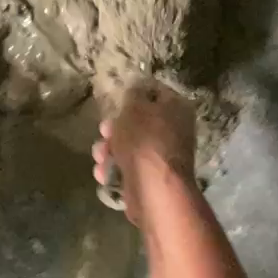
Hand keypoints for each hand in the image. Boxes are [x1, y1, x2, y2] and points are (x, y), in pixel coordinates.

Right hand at [92, 79, 196, 228]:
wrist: (153, 188)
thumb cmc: (144, 140)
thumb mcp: (133, 108)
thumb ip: (133, 94)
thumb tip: (136, 89)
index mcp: (177, 108)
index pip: (155, 91)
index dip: (134, 93)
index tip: (116, 98)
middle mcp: (174, 130)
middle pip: (138, 121)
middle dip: (116, 127)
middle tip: (104, 130)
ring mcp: (162, 156)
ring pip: (129, 145)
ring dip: (109, 149)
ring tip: (101, 156)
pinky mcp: (150, 177)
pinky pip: (128, 166)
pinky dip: (114, 169)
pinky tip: (104, 173)